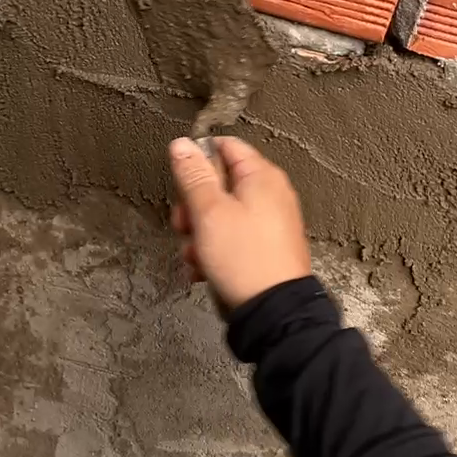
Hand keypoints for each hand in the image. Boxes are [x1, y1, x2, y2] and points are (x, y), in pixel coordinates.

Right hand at [167, 136, 312, 310]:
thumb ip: (193, 175)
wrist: (273, 312)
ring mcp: (268, 222)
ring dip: (199, 233)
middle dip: (194, 206)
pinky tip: (204, 268)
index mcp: (261, 176)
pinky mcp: (264, 247)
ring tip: (196, 254)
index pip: (224, 146)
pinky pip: (232, 237)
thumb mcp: (208, 211)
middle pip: (219, 183)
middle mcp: (270, 194)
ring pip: (220, 214)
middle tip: (186, 225)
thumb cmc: (245, 259)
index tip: (183, 183)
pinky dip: (214, 250)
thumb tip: (182, 144)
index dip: (198, 162)